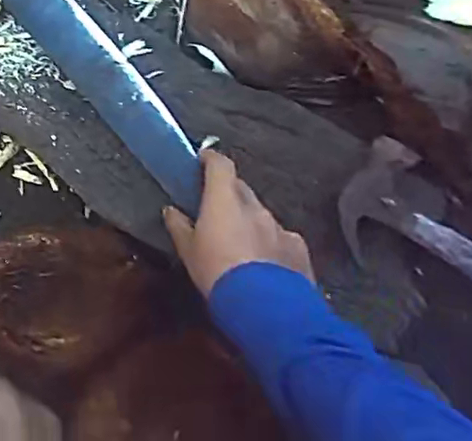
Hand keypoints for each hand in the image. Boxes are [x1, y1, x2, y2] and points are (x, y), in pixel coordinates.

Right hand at [163, 150, 314, 296]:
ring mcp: (281, 229)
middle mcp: (254, 207)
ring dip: (249, 219)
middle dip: (228, 192)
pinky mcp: (300, 251)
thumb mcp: (188, 250)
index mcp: (224, 199)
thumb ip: (179, 226)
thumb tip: (172, 211)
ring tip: (240, 241)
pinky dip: (271, 241)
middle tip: (215, 207)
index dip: (210, 159)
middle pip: (240, 188)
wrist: (269, 312)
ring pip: (260, 214)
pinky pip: (281, 237)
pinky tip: (266, 261)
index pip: (220, 164)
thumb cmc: (218, 271)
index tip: (201, 161)